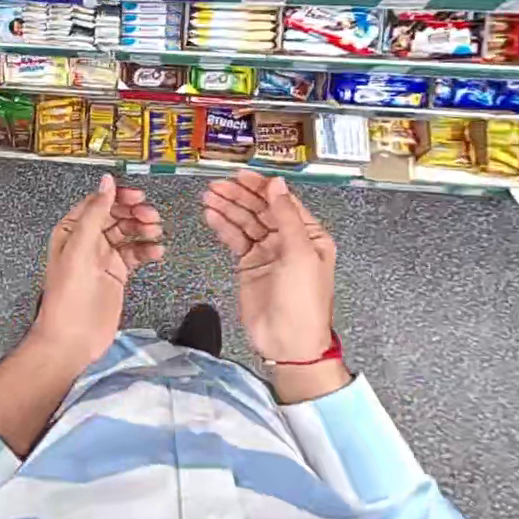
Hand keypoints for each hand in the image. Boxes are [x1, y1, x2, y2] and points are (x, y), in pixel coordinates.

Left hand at [31, 174, 163, 370]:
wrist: (73, 339)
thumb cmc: (69, 297)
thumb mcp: (80, 248)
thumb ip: (95, 213)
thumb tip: (107, 182)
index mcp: (72, 229)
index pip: (97, 202)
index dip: (118, 197)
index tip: (138, 196)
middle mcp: (87, 240)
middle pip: (116, 215)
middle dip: (134, 213)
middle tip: (151, 216)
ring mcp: (103, 257)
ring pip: (128, 233)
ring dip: (144, 229)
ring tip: (156, 231)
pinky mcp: (116, 273)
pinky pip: (135, 254)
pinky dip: (147, 250)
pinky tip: (157, 251)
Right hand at [203, 171, 337, 363]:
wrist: (288, 343)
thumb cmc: (303, 301)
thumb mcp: (299, 252)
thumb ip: (285, 216)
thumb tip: (277, 184)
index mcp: (309, 235)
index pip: (282, 201)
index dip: (261, 187)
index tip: (241, 176)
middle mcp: (287, 240)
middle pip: (260, 208)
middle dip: (239, 195)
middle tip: (217, 186)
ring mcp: (267, 251)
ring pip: (244, 221)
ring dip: (227, 207)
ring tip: (209, 196)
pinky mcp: (248, 264)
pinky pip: (234, 238)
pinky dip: (222, 225)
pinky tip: (211, 215)